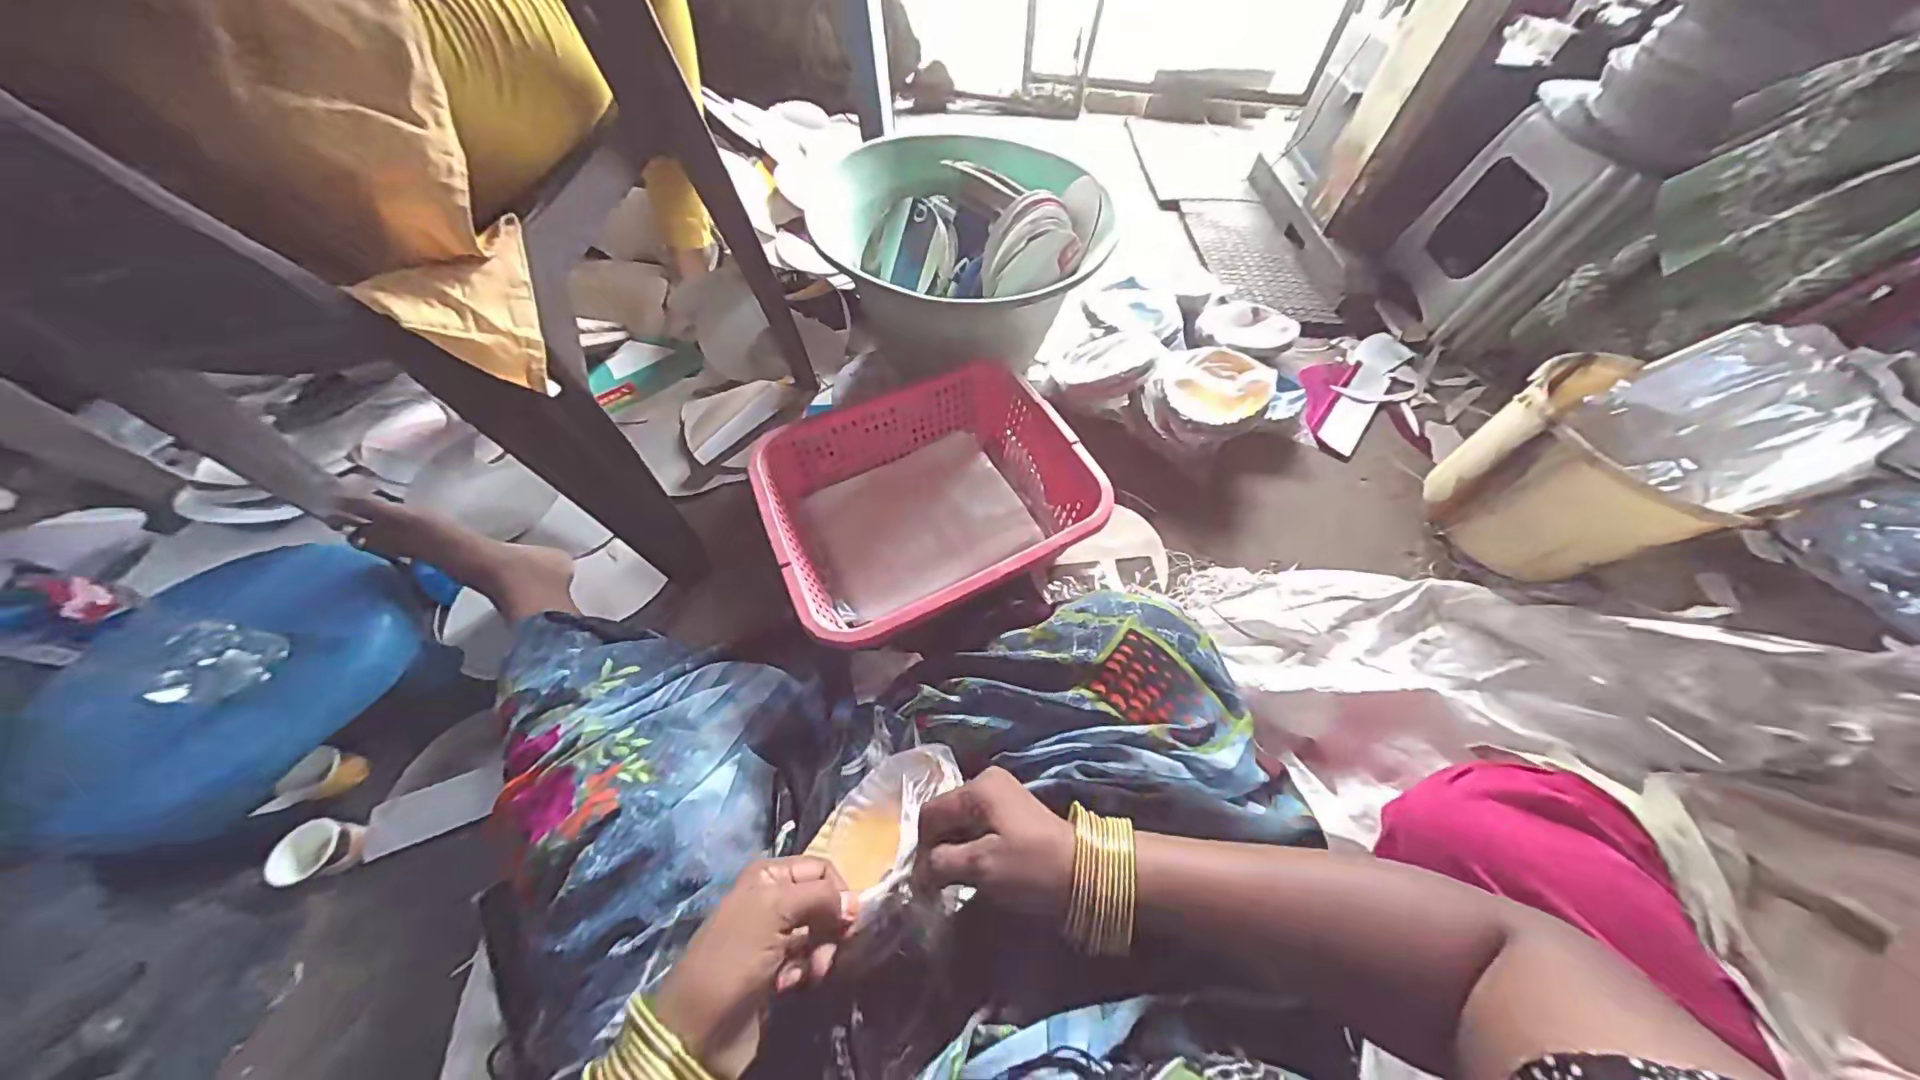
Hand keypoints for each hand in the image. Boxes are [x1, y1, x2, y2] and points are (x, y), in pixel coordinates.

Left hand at [650, 857, 855, 1078]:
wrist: (698, 1027)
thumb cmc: (736, 957)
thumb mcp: (776, 911)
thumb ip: (822, 898)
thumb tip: (856, 904)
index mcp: (770, 874)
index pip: (822, 869)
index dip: (838, 892)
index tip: (845, 922)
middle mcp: (773, 898)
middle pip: (824, 902)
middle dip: (829, 928)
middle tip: (825, 952)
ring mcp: (774, 934)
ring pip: (820, 933)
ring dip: (818, 954)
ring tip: (807, 974)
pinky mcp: (776, 967)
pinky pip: (808, 959)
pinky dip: (804, 972)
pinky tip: (787, 985)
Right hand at [916, 767, 1073, 919]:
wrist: (1086, 872)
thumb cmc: (1030, 866)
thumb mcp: (981, 866)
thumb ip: (941, 864)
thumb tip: (917, 873)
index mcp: (977, 787)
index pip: (930, 813)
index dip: (921, 847)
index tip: (923, 881)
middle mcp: (986, 780)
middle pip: (945, 814)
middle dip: (937, 847)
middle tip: (937, 883)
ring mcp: (1001, 794)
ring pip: (960, 821)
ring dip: (954, 849)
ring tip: (954, 879)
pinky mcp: (1011, 811)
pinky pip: (977, 825)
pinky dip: (970, 846)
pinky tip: (975, 868)